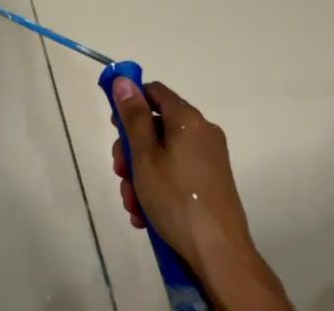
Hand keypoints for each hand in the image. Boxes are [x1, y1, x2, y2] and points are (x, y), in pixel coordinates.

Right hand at [109, 77, 292, 310]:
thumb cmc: (176, 198)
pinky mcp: (212, 183)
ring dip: (141, 175)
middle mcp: (203, 132)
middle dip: (132, 150)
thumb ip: (133, 116)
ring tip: (133, 204)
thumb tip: (123, 80)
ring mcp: (210, 159)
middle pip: (156, 126)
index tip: (114, 128)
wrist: (219, 254)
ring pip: (163, 154)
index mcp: (188, 119)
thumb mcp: (144, 156)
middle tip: (120, 174)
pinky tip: (146, 214)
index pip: (154, 91)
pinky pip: (177, 173)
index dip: (130, 103)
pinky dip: (159, 187)